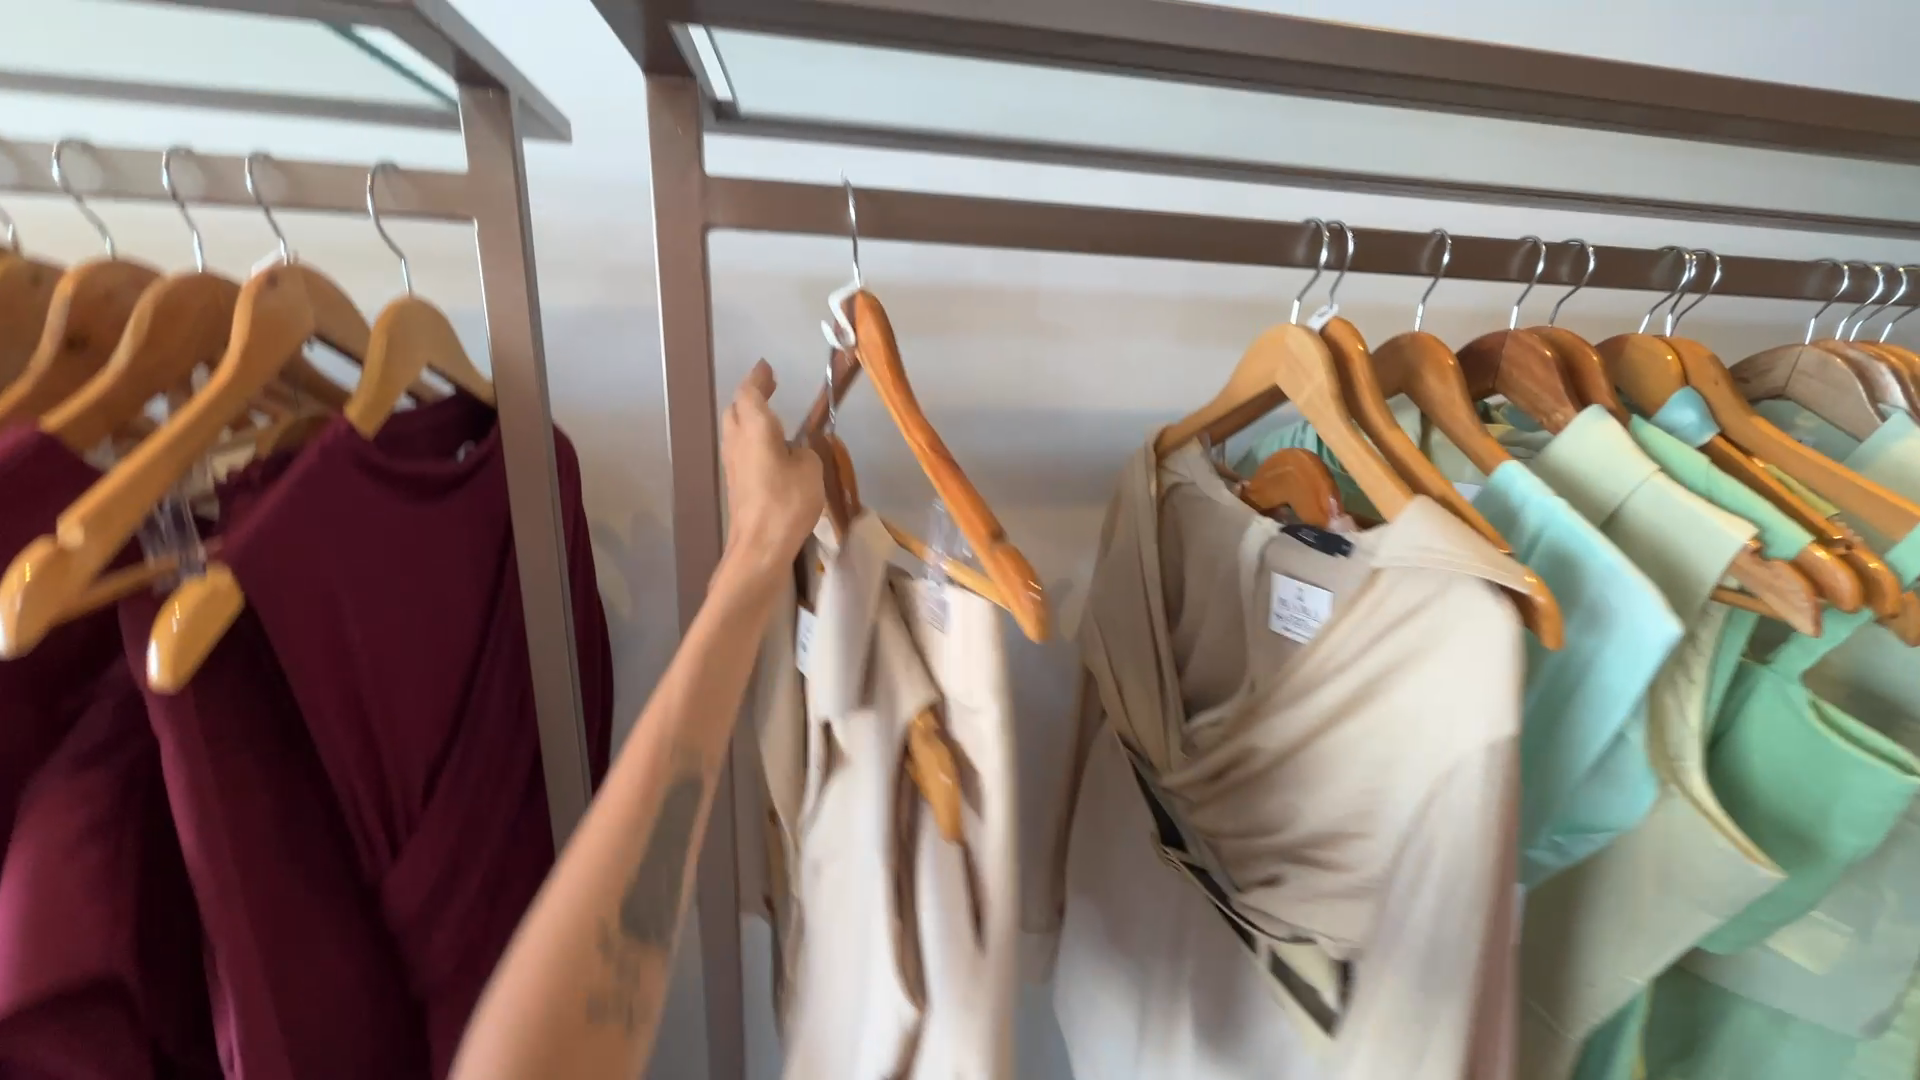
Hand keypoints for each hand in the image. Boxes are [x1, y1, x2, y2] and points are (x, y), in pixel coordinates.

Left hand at [719, 361, 824, 579]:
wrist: (760, 546)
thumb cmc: (787, 503)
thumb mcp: (811, 470)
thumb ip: (805, 451)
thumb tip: (796, 450)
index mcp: (755, 429)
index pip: (751, 393)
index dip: (758, 378)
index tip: (767, 367)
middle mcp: (738, 440)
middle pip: (737, 409)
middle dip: (751, 395)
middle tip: (771, 388)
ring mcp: (733, 463)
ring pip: (736, 429)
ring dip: (750, 418)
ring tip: (772, 417)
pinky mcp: (736, 483)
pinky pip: (742, 450)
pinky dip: (753, 440)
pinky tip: (770, 449)